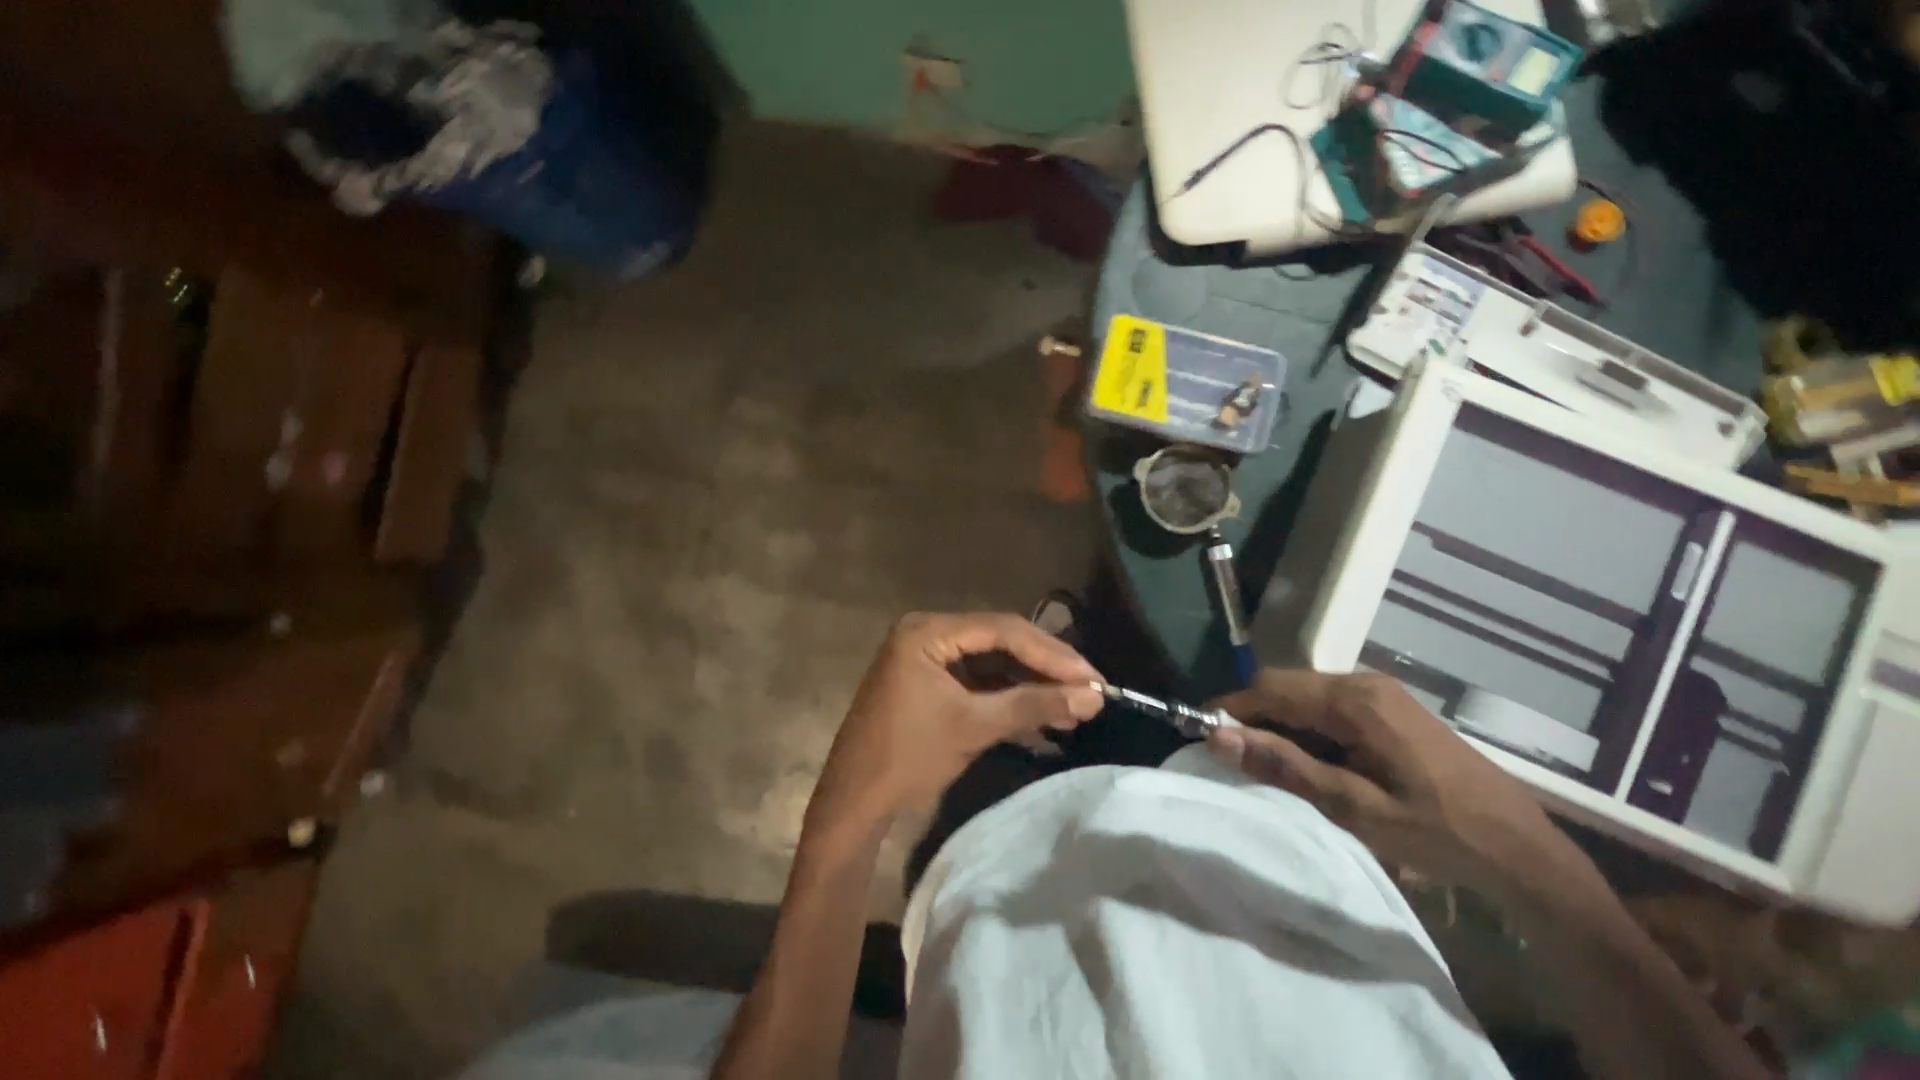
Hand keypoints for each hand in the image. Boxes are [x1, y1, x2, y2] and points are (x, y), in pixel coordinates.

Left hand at [808, 613, 1105, 832]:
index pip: (1003, 631)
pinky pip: (980, 684)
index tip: (1092, 678)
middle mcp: (928, 634)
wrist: (856, 802)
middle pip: (1001, 642)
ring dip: (1032, 686)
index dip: (1053, 654)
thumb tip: (1093, 697)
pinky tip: (1046, 721)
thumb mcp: (973, 727)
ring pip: (994, 664)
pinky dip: (1011, 700)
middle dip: (1046, 669)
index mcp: (928, 632)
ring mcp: (929, 660)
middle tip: (1090, 690)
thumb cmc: (908, 757)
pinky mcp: (932, 685)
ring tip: (1075, 710)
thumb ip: (1033, 705)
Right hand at [1207, 670, 1590, 899]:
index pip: (1270, 688)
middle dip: (1252, 718)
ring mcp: (1381, 695)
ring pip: (1307, 699)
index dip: (1230, 709)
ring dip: (1279, 727)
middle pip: (1287, 687)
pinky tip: (1308, 766)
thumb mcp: (1352, 806)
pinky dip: (1307, 732)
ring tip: (1264, 769)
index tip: (1199, 737)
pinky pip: (1330, 710)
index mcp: (1355, 700)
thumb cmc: (1435, 830)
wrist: (1518, 848)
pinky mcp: (1391, 711)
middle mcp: (1365, 684)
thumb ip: (1284, 766)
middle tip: (1229, 760)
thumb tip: (1219, 736)